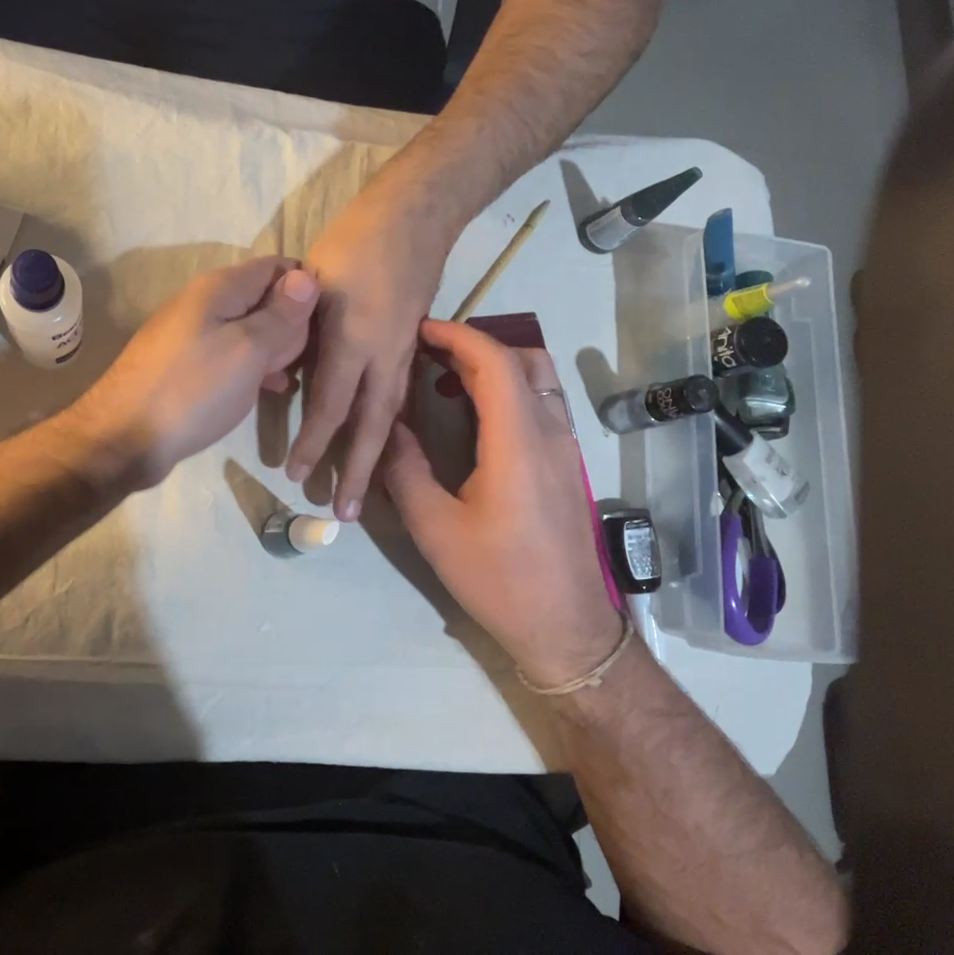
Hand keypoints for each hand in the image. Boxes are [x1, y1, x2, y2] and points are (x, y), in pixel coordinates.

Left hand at [65, 257, 319, 489]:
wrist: (124, 438)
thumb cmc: (192, 390)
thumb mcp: (247, 350)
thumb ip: (279, 315)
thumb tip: (307, 276)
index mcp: (219, 289)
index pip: (276, 267)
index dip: (307, 287)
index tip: (333, 320)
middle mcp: (203, 304)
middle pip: (262, 298)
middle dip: (293, 322)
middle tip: (316, 357)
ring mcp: (191, 336)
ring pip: (247, 331)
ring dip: (275, 349)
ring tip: (300, 376)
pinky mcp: (185, 367)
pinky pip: (229, 356)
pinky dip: (253, 368)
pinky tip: (271, 389)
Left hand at [290, 201, 445, 521]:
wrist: (415, 215)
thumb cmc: (354, 243)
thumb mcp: (313, 280)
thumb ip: (295, 327)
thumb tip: (281, 369)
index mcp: (351, 339)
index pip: (329, 403)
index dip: (314, 441)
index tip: (297, 474)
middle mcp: (381, 355)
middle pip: (369, 424)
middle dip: (357, 470)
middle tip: (347, 513)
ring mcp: (400, 352)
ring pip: (387, 414)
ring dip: (374, 455)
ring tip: (365, 492)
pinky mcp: (407, 345)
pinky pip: (395, 395)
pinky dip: (385, 425)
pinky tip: (376, 441)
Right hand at [381, 319, 623, 685]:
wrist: (565, 625)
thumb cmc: (497, 578)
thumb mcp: (434, 529)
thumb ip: (405, 471)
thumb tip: (385, 429)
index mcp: (518, 443)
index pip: (496, 364)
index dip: (458, 337)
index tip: (421, 329)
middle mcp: (551, 434)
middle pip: (524, 361)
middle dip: (476, 345)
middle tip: (429, 353)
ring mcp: (566, 450)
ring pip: (539, 382)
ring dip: (497, 367)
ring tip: (447, 379)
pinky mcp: (568, 466)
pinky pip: (542, 406)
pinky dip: (510, 391)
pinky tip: (475, 417)